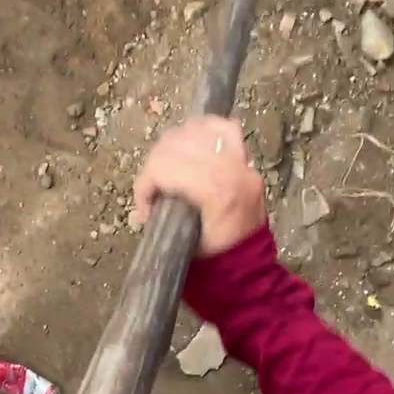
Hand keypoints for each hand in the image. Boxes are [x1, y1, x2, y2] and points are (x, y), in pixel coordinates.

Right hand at [134, 115, 267, 256]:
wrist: (249, 266)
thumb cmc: (214, 261)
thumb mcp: (182, 243)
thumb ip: (162, 215)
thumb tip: (145, 202)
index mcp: (217, 191)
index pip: (166, 166)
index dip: (145, 183)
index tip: (143, 208)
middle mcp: (232, 168)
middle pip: (176, 144)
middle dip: (155, 165)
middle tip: (152, 190)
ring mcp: (242, 161)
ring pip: (195, 131)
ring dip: (173, 147)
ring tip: (167, 170)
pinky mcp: (246, 160)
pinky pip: (222, 127)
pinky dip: (201, 131)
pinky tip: (189, 144)